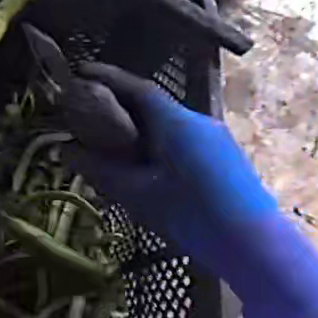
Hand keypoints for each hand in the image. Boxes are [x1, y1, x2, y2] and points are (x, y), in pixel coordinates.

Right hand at [70, 63, 317, 317]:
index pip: (138, 89)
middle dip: (118, 102)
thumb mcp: (137, 195)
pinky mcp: (221, 155)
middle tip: (85, 108)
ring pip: (166, 121)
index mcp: (176, 123)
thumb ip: (100, 170)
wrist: (253, 246)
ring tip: (106, 136)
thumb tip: (64, 150)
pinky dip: (153, 139)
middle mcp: (197, 121)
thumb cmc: (192, 217)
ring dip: (136, 123)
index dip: (107, 77)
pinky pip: (179, 136)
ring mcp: (213, 137)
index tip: (79, 71)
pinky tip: (138, 159)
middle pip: (152, 103)